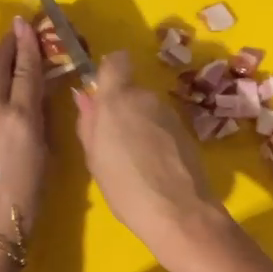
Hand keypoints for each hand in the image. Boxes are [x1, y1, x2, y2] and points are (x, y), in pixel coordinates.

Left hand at [0, 17, 48, 238]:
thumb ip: (44, 118)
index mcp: (20, 117)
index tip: (28, 22)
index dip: (28, 43)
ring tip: (6, 58)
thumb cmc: (28, 197)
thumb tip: (42, 95)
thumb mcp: (47, 154)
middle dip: (9, 44)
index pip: (25, 68)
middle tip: (20, 30)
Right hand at [75, 51, 225, 247]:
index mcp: (117, 99)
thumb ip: (89, 123)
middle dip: (122, 108)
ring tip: (133, 159)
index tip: (101, 94)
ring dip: (139, 124)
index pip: (116, 61)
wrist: (178, 211)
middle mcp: (146, 98)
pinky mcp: (187, 131)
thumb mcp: (95, 158)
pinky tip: (154, 165)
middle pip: (131, 91)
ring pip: (148, 109)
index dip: (108, 72)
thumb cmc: (124, 186)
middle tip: (112, 140)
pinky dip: (156, 138)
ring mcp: (170, 113)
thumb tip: (85, 98)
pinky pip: (162, 126)